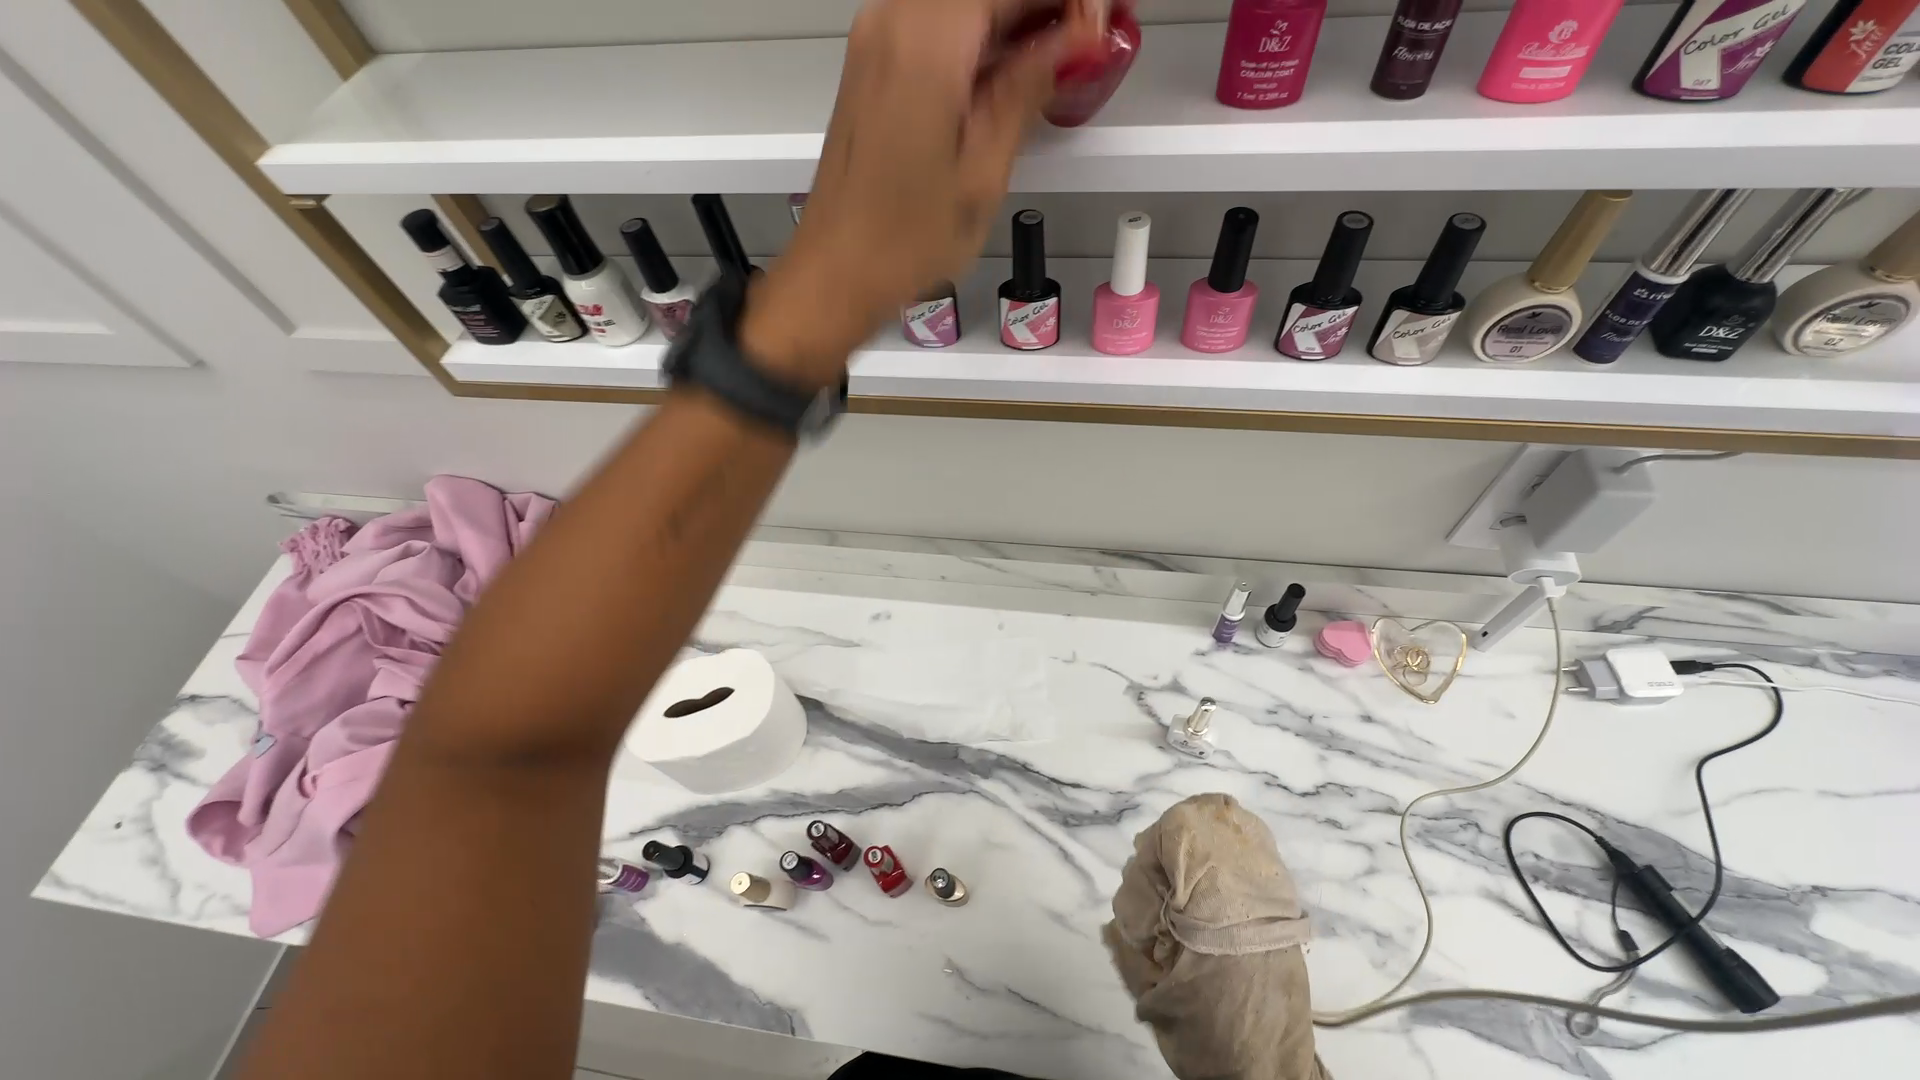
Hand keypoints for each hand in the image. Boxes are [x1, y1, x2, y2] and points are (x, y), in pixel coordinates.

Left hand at [743, 0, 1109, 390]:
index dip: (1067, 1)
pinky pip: (936, 22)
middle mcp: (893, 24)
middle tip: (1085, 42)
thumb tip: (1070, 39)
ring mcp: (875, 41)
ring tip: (1059, 59)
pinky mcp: (871, 64)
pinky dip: (980, 35)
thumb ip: (1027, 88)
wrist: (835, 272)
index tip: (1101, 23)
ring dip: (1013, 20)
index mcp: (926, 42)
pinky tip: (1012, 73)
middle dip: (1043, 8)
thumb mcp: (983, 171)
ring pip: (962, 2)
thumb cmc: (900, 241)